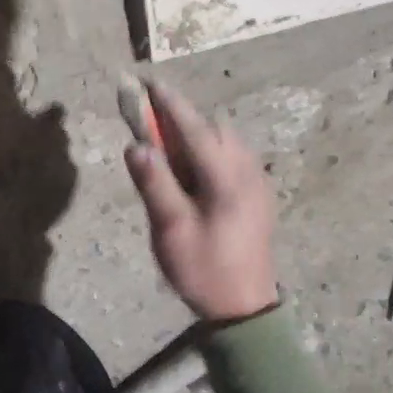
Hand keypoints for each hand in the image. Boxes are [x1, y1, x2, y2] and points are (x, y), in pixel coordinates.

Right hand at [123, 82, 279, 322]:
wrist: (244, 309)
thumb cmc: (203, 268)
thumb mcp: (170, 228)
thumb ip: (154, 183)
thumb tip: (136, 145)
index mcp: (227, 181)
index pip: (195, 130)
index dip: (170, 105)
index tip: (148, 83)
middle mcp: (247, 176)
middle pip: (215, 130)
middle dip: (182, 117)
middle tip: (149, 118)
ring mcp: (256, 187)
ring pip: (226, 143)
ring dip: (196, 133)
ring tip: (165, 143)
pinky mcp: (255, 199)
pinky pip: (232, 158)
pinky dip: (208, 149)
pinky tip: (190, 167)